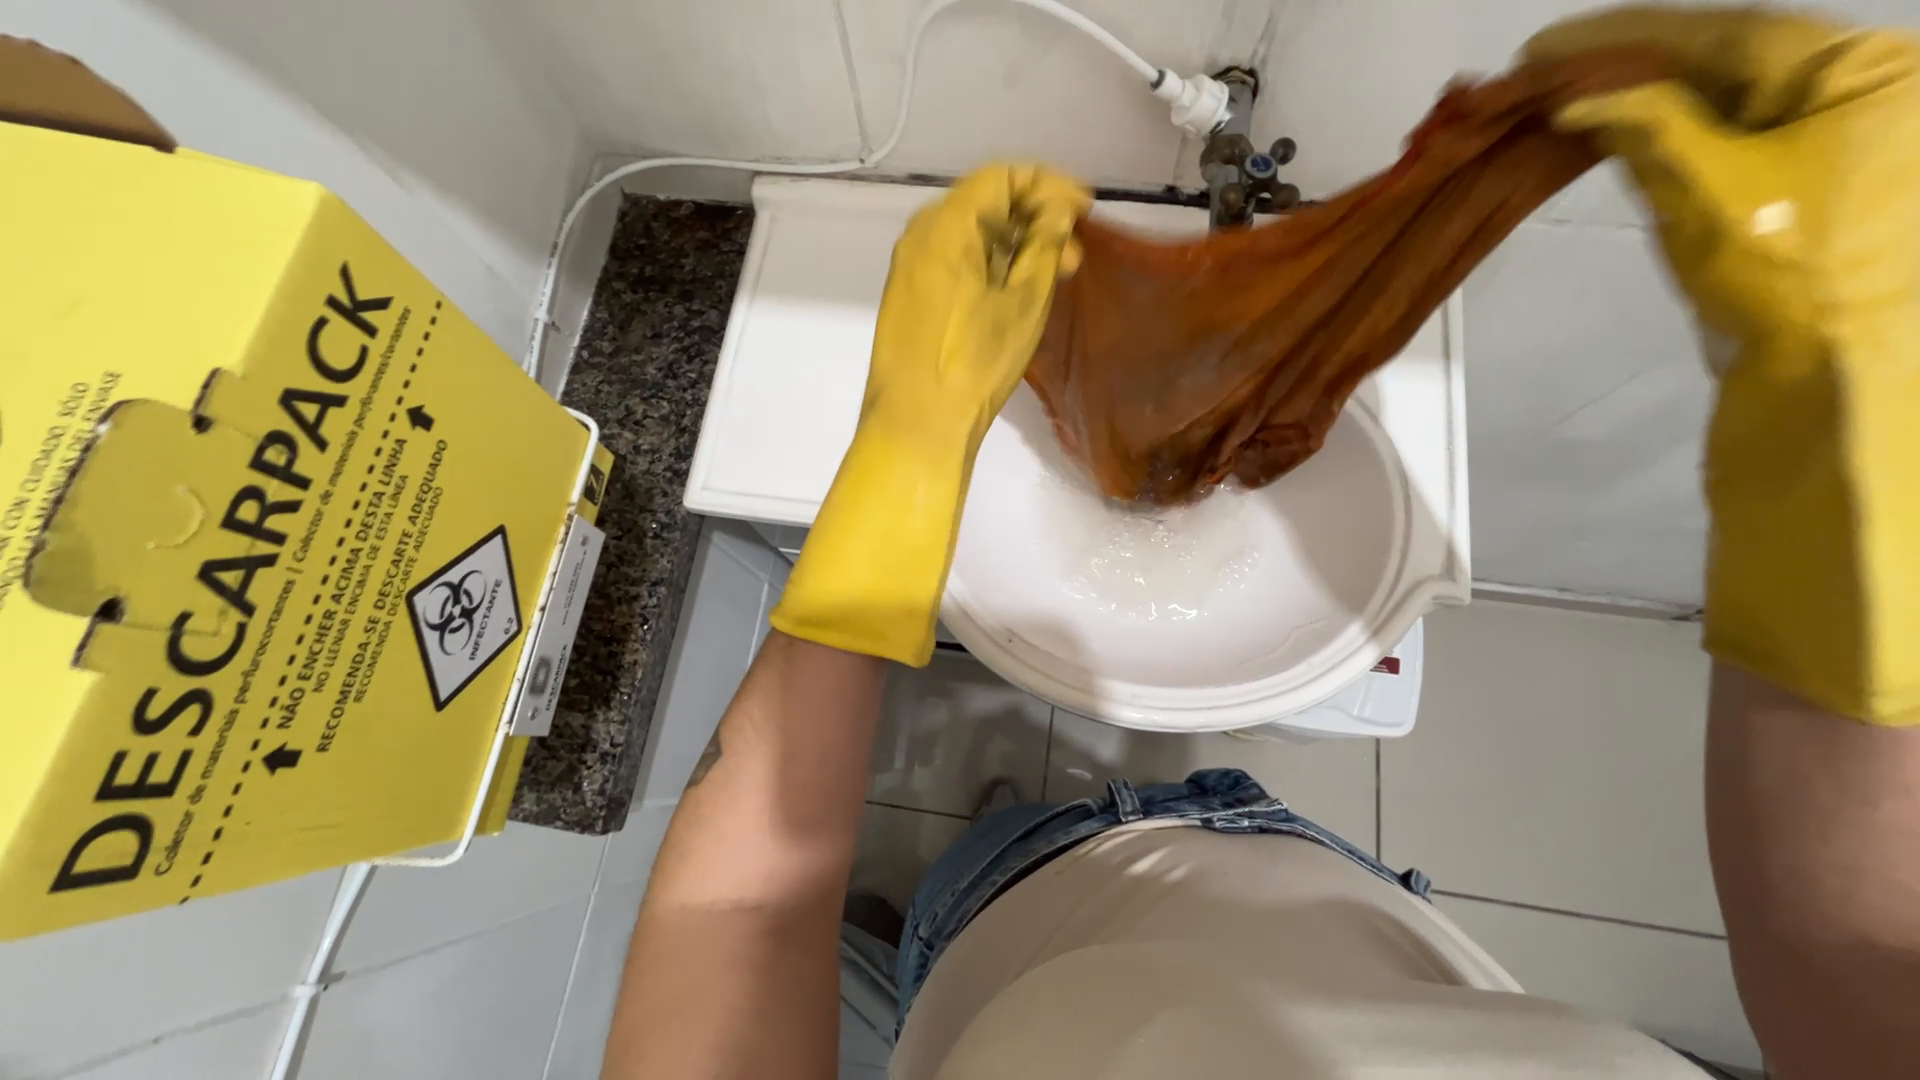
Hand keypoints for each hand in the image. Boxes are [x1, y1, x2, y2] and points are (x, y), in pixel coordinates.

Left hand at [866, 165, 1088, 436]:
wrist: (916, 423)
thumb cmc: (975, 363)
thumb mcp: (1024, 301)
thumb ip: (1045, 245)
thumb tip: (1057, 211)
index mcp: (946, 225)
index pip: (1002, 177)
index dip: (1050, 185)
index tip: (1084, 210)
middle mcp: (921, 236)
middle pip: (985, 203)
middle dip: (1035, 219)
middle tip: (1074, 253)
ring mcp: (911, 267)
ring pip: (970, 235)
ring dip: (1015, 246)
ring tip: (1053, 276)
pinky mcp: (910, 297)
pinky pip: (955, 262)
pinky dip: (990, 266)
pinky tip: (1016, 291)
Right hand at [1525, 7, 1919, 723]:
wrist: (1858, 404)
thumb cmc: (1805, 292)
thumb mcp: (1719, 196)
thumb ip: (1654, 132)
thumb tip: (1583, 102)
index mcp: (1872, 77)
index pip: (1726, 34)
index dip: (1625, 38)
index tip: (1542, 49)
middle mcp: (1871, 102)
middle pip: (1723, 64)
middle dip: (1623, 70)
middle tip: (1536, 81)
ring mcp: (1841, 158)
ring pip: (1717, 108)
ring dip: (1634, 108)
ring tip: (1558, 110)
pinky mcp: (1804, 211)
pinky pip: (1721, 150)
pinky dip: (1658, 145)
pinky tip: (1613, 146)